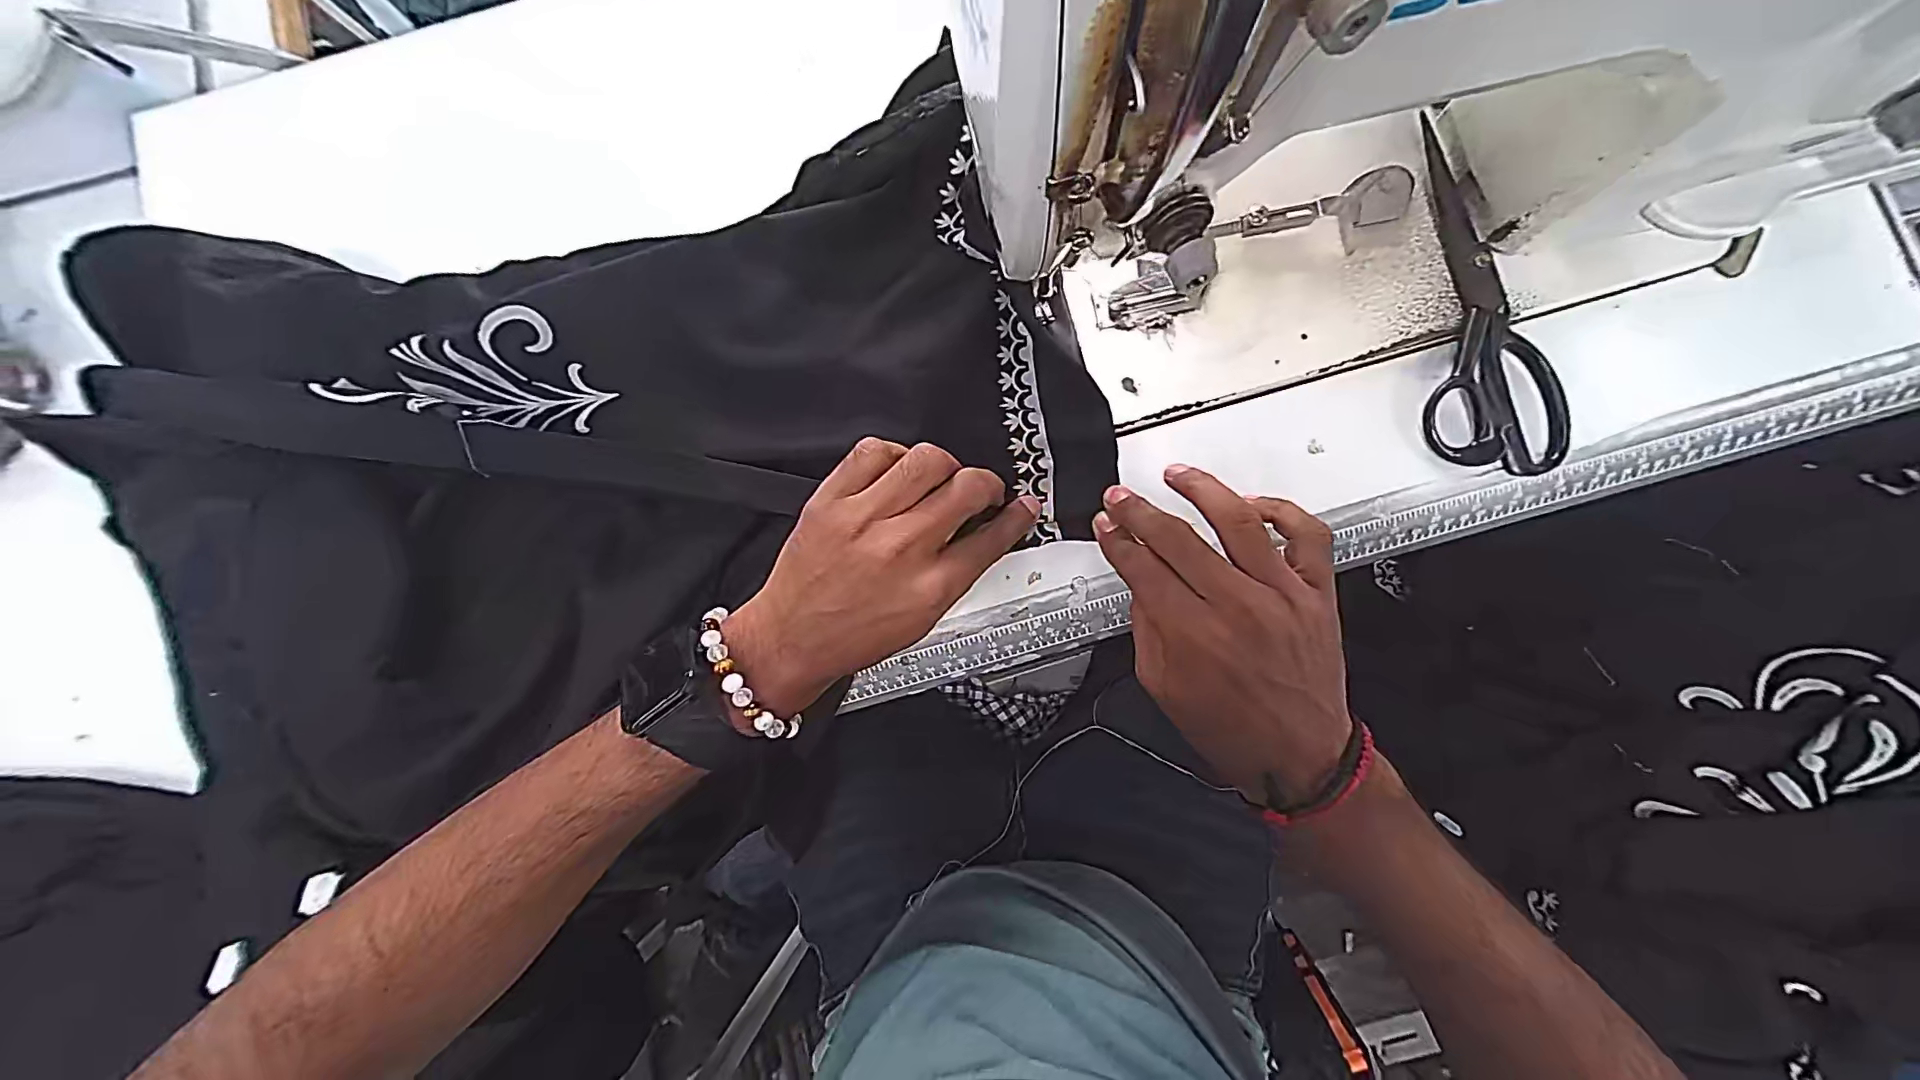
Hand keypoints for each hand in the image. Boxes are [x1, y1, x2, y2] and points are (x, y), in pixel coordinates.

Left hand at [722, 438, 1038, 720]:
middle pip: (967, 489)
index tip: (1022, 505)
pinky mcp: (830, 502)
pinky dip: (894, 454)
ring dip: (946, 465)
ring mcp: (863, 520)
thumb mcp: (922, 619)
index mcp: (930, 587)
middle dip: (987, 484)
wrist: (791, 638)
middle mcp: (900, 549)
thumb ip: (958, 573)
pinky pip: (873, 451)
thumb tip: (984, 535)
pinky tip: (896, 470)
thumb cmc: (852, 635)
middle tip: (982, 490)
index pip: (992, 538)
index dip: (1017, 516)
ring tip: (940, 478)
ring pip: (927, 460)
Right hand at [1093, 465, 1350, 804]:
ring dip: (1201, 490)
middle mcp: (1236, 608)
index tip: (1107, 527)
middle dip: (1139, 512)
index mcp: (1192, 636)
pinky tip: (1252, 503)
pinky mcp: (1315, 594)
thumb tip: (1139, 584)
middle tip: (1122, 499)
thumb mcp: (1164, 687)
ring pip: (1237, 522)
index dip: (1117, 541)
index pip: (1142, 567)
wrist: (1302, 756)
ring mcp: (1281, 596)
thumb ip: (1147, 630)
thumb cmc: (1235, 731)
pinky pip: (1305, 535)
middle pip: (1177, 539)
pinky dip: (1280, 510)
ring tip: (1178, 476)